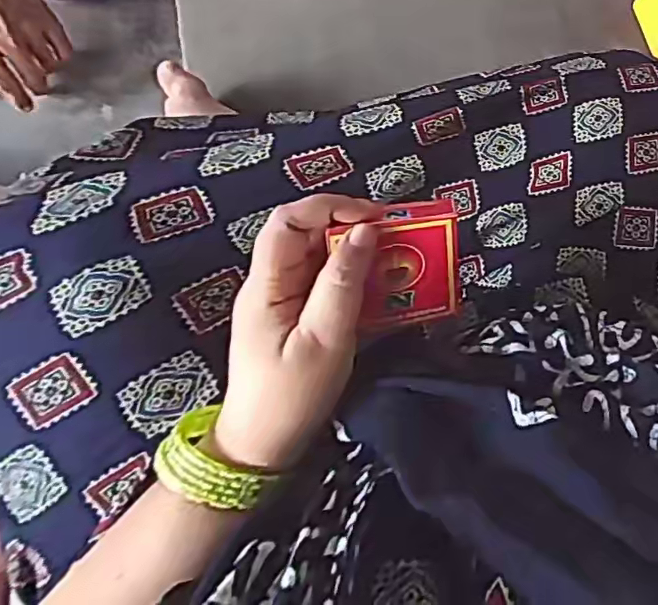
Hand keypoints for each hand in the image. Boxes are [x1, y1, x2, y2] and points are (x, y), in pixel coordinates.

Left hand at [0, 0, 71, 110]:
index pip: (3, 80)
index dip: (15, 96)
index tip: (24, 106)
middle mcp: (7, 42)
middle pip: (32, 76)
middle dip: (37, 88)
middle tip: (39, 91)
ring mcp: (30, 32)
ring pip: (49, 64)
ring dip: (48, 72)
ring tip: (46, 74)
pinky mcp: (47, 21)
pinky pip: (62, 47)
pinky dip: (63, 55)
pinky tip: (58, 57)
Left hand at [211, 195, 383, 471]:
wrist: (260, 451)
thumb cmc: (289, 398)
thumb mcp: (324, 339)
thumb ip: (343, 282)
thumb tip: (367, 231)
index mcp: (267, 285)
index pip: (289, 219)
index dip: (331, 207)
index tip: (374, 218)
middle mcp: (273, 282)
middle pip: (309, 230)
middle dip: (354, 225)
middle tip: (395, 235)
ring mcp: (285, 296)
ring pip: (323, 251)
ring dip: (360, 248)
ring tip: (397, 256)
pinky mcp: (299, 311)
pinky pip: (329, 276)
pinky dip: (357, 272)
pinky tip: (382, 282)